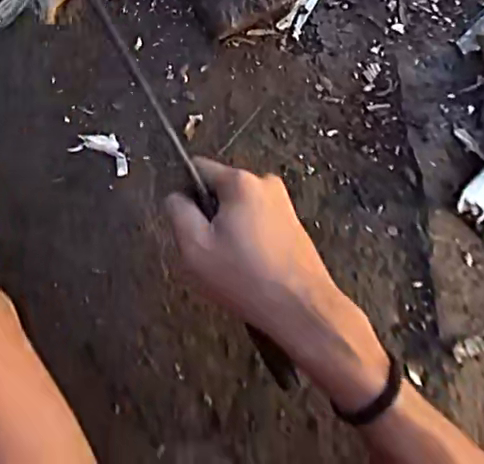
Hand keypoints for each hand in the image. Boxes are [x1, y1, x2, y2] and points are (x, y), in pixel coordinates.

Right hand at [165, 157, 387, 409]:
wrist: (307, 315)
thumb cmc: (246, 279)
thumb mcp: (194, 245)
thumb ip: (176, 210)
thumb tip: (176, 196)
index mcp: (240, 181)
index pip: (196, 168)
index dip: (186, 195)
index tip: (191, 227)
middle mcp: (265, 183)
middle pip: (219, 190)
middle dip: (211, 216)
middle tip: (212, 251)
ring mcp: (284, 205)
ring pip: (238, 209)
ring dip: (231, 231)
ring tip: (234, 266)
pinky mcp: (295, 227)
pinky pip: (258, 224)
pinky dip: (251, 242)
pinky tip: (254, 271)